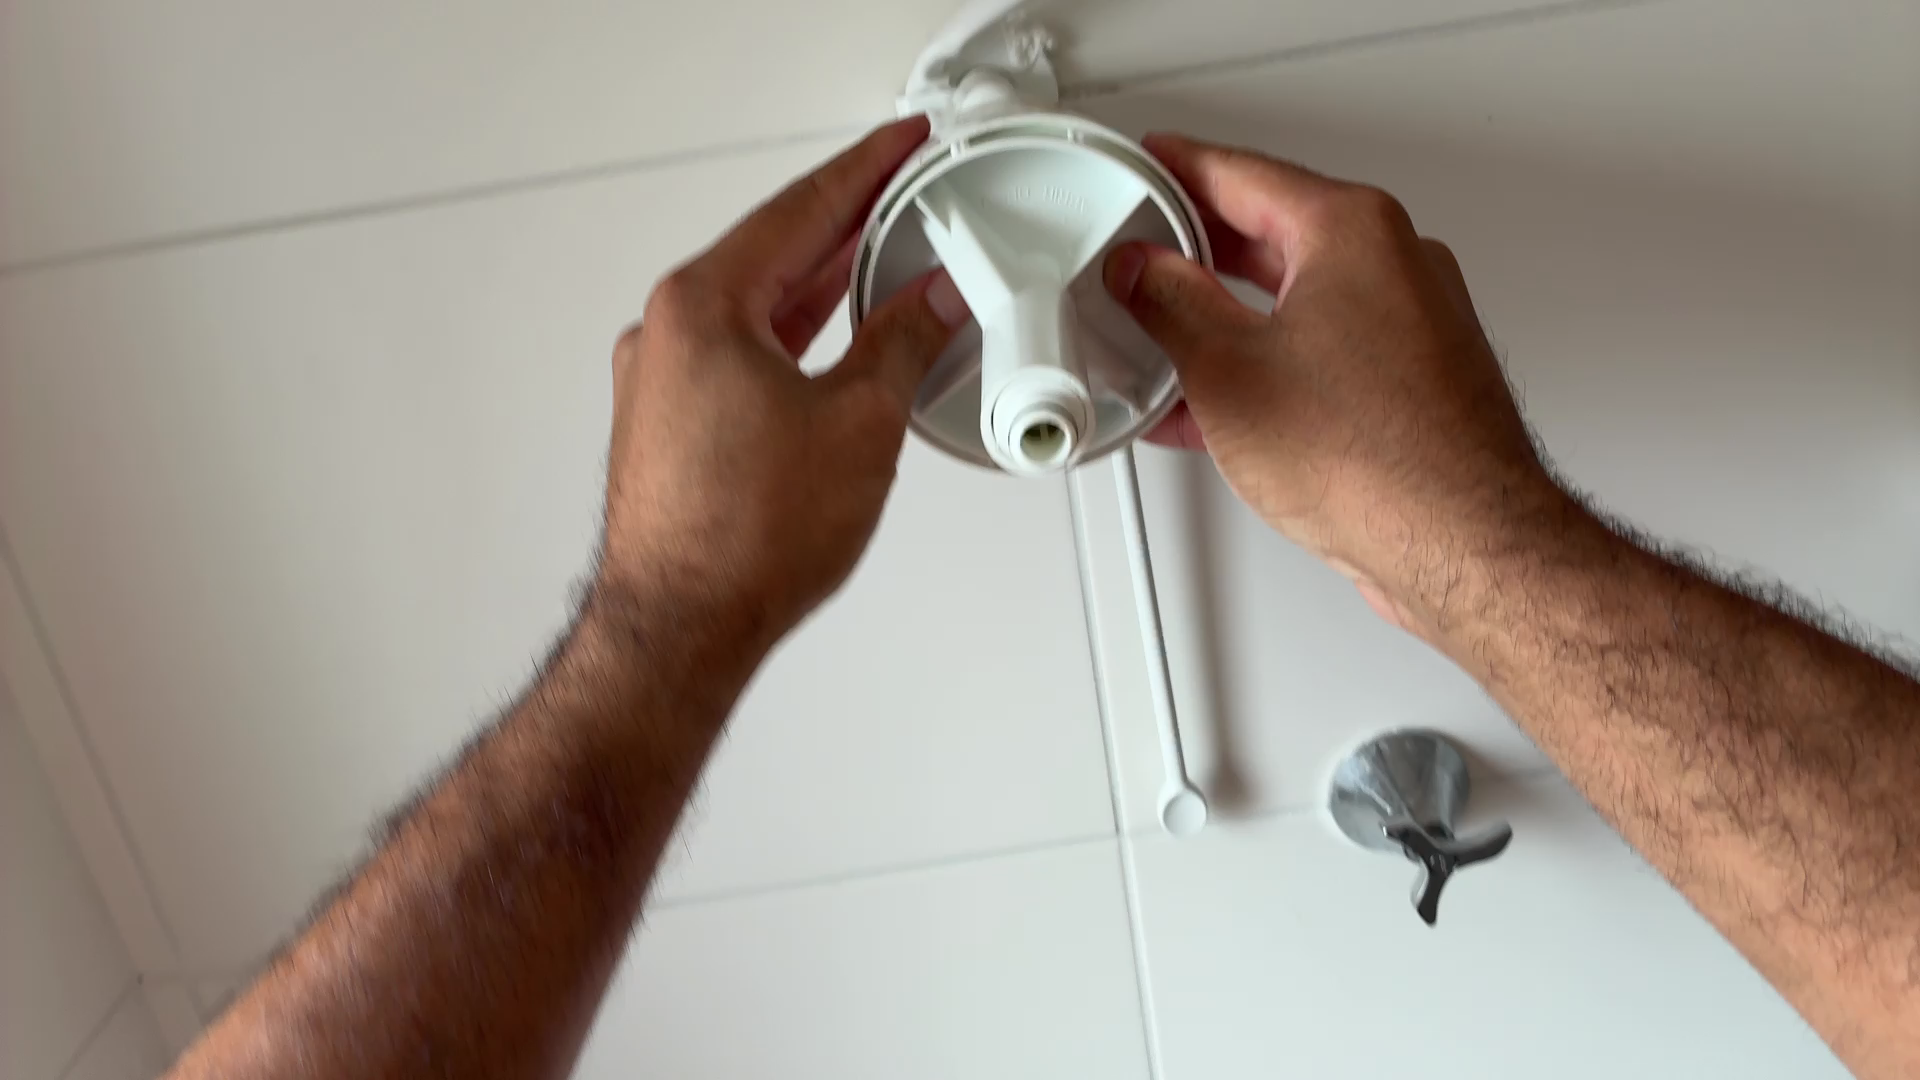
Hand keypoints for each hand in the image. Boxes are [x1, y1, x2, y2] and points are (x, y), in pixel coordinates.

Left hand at [601, 117, 968, 643]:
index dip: (864, 175)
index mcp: (703, 308)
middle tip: (897, 201)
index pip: (800, 213)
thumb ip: (903, 344)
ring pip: (762, 311)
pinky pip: (746, 357)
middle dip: (845, 229)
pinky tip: (832, 345)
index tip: (898, 149)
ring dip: (822, 288)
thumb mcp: (860, 423)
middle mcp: (668, 335)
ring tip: (876, 264)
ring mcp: (666, 383)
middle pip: (775, 257)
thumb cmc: (746, 538)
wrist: (685, 627)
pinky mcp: (676, 427)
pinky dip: (796, 342)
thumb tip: (930, 301)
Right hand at [1104, 133, 1563, 633]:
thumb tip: (1142, 272)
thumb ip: (1170, 304)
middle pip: (1264, 235)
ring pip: (1282, 298)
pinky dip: (1251, 361)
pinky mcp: (1395, 377)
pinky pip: (1304, 347)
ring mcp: (1398, 322)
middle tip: (1140, 256)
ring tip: (1160, 338)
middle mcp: (1387, 265)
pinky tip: (1205, 397)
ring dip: (1215, 318)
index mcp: (1349, 233)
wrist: (1451, 542)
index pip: (1240, 175)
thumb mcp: (1226, 369)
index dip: (1178, 170)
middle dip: (1191, 251)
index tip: (1147, 165)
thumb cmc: (1372, 460)